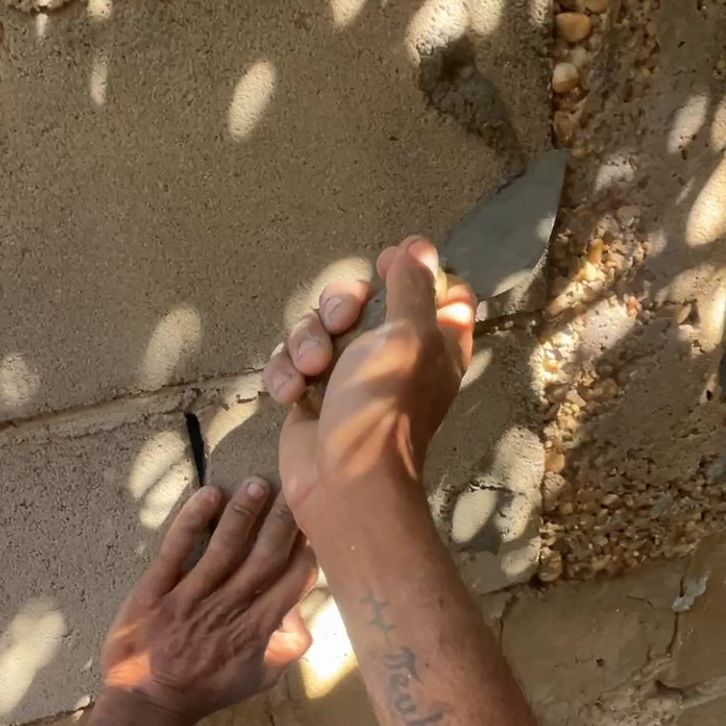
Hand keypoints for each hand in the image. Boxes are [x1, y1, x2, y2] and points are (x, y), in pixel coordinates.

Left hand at [100, 478, 317, 725]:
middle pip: (263, 557)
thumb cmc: (207, 689)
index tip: (315, 523)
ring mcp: (190, 597)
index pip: (291, 580)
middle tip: (294, 489)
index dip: (306, 549)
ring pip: (224, 547)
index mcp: (256, 630)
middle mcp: (228, 608)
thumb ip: (288, 645)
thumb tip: (302, 610)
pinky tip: (209, 495)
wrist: (147, 703)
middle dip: (282, 521)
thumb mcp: (259, 678)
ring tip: (258, 484)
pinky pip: (177, 549)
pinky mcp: (155, 590)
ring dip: (244, 513)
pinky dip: (192, 521)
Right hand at [263, 236, 475, 540]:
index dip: (413, 270)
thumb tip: (418, 246)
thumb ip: (412, 286)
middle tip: (338, 326)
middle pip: (360, 299)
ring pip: (316, 329)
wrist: (343, 479)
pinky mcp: (311, 396)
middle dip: (338, 305)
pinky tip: (292, 397)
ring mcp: (347, 376)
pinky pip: (290, 364)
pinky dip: (287, 376)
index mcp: (432, 340)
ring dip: (306, 343)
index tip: (387, 266)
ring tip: (313, 372)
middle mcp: (392, 354)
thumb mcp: (408, 335)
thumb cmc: (384, 405)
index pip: (438, 290)